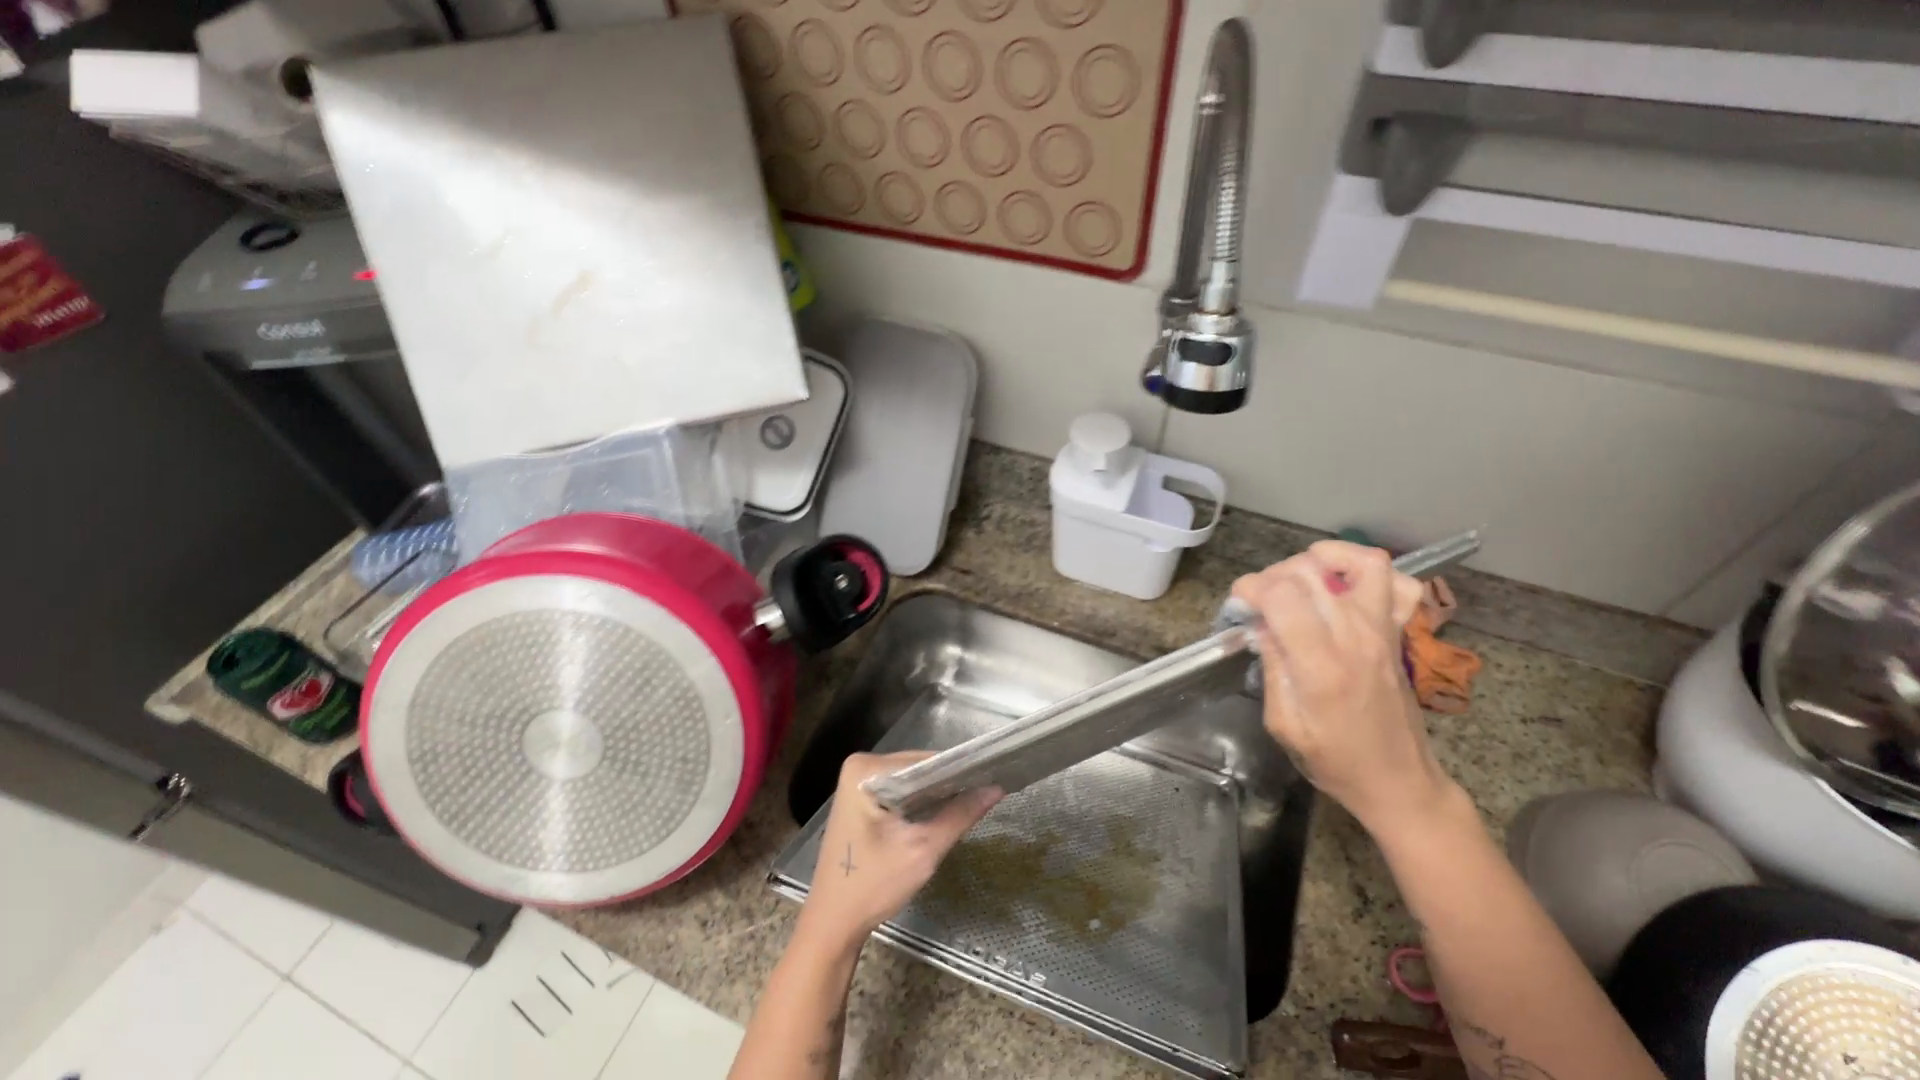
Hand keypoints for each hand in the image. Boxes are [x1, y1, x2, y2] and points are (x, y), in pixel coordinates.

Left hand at [800, 752, 1000, 945]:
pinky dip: (921, 803)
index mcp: (866, 770)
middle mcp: (858, 768)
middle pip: (917, 769)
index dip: (959, 769)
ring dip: (937, 794)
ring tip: (974, 800)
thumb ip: (960, 815)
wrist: (833, 922)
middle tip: (988, 792)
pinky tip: (946, 813)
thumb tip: (997, 788)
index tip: (992, 776)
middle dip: (949, 782)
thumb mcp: (924, 849)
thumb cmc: (873, 885)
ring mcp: (857, 786)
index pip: (924, 760)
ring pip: (911, 782)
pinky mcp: (861, 803)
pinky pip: (900, 794)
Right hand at [1231, 540, 1463, 841]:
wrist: (1398, 780)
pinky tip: (1345, 584)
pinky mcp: (1399, 631)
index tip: (1239, 605)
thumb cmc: (1334, 761)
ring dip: (1320, 561)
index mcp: (1321, 666)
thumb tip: (1261, 626)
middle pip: (1309, 571)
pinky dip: (1371, 572)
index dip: (1250, 588)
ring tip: (1300, 583)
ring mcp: (1383, 630)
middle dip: (1273, 575)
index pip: (1281, 594)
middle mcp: (1356, 637)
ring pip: (1358, 562)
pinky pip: (1399, 581)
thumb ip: (1272, 668)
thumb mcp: (1284, 725)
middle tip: (1262, 602)